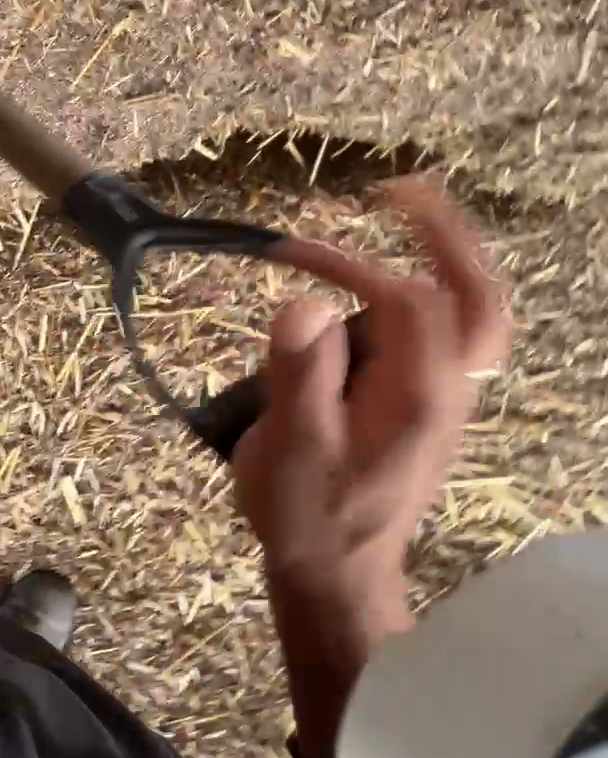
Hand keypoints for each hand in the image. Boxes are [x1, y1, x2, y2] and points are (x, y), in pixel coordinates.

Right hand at [235, 179, 510, 755]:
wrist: (335, 566)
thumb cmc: (306, 507)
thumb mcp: (292, 444)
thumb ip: (299, 373)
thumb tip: (301, 300)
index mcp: (418, 393)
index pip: (405, 300)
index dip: (347, 262)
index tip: (280, 249)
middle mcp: (445, 387)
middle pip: (476, 298)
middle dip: (445, 237)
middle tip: (400, 192)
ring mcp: (437, 396)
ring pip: (466, 315)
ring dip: (436, 260)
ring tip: (394, 218)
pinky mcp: (416, 404)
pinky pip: (437, 335)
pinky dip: (418, 294)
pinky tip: (372, 288)